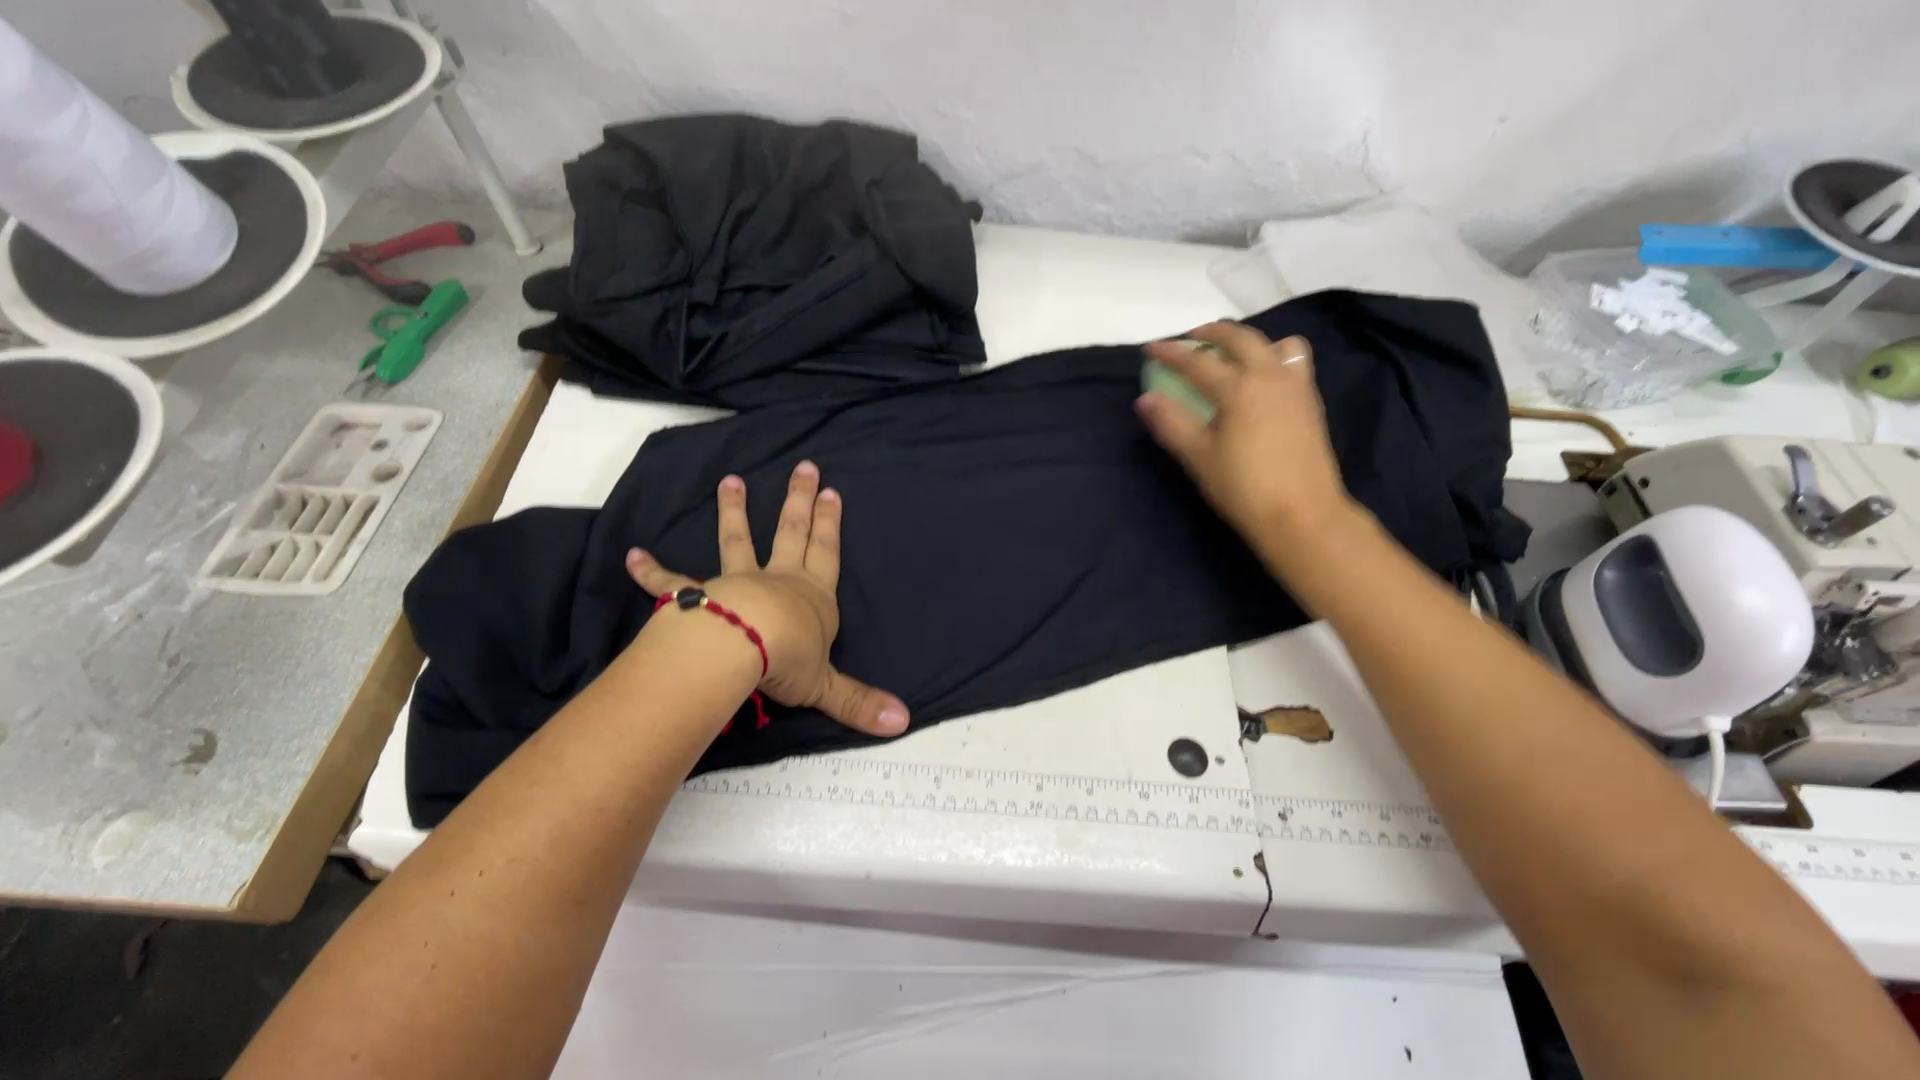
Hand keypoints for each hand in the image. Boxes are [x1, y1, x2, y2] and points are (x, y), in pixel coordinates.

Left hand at [624, 462, 910, 736]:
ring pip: (737, 542)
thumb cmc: (790, 660)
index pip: (825, 553)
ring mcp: (736, 584)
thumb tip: (901, 722)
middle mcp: (777, 581)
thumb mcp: (829, 685)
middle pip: (790, 533)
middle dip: (798, 501)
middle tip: (803, 467)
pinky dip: (653, 570)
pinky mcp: (699, 598)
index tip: (830, 491)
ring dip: (734, 512)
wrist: (743, 648)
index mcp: (812, 598)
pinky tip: (634, 555)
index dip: (829, 524)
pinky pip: (672, 583)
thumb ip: (860, 702)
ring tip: (730, 482)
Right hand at [1135, 324, 1357, 555]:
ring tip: (1233, 357)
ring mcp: (1296, 387)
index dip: (1170, 352)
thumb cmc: (1244, 488)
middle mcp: (1270, 376)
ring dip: (1250, 342)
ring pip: (1276, 344)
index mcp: (1239, 388)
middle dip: (1212, 333)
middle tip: (1191, 340)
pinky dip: (1274, 358)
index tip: (1150, 349)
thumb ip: (1171, 422)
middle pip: (1240, 338)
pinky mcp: (1311, 403)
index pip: (1197, 360)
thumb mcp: (1198, 457)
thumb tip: (1146, 398)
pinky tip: (1261, 382)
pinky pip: (1294, 362)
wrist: (1302, 515)